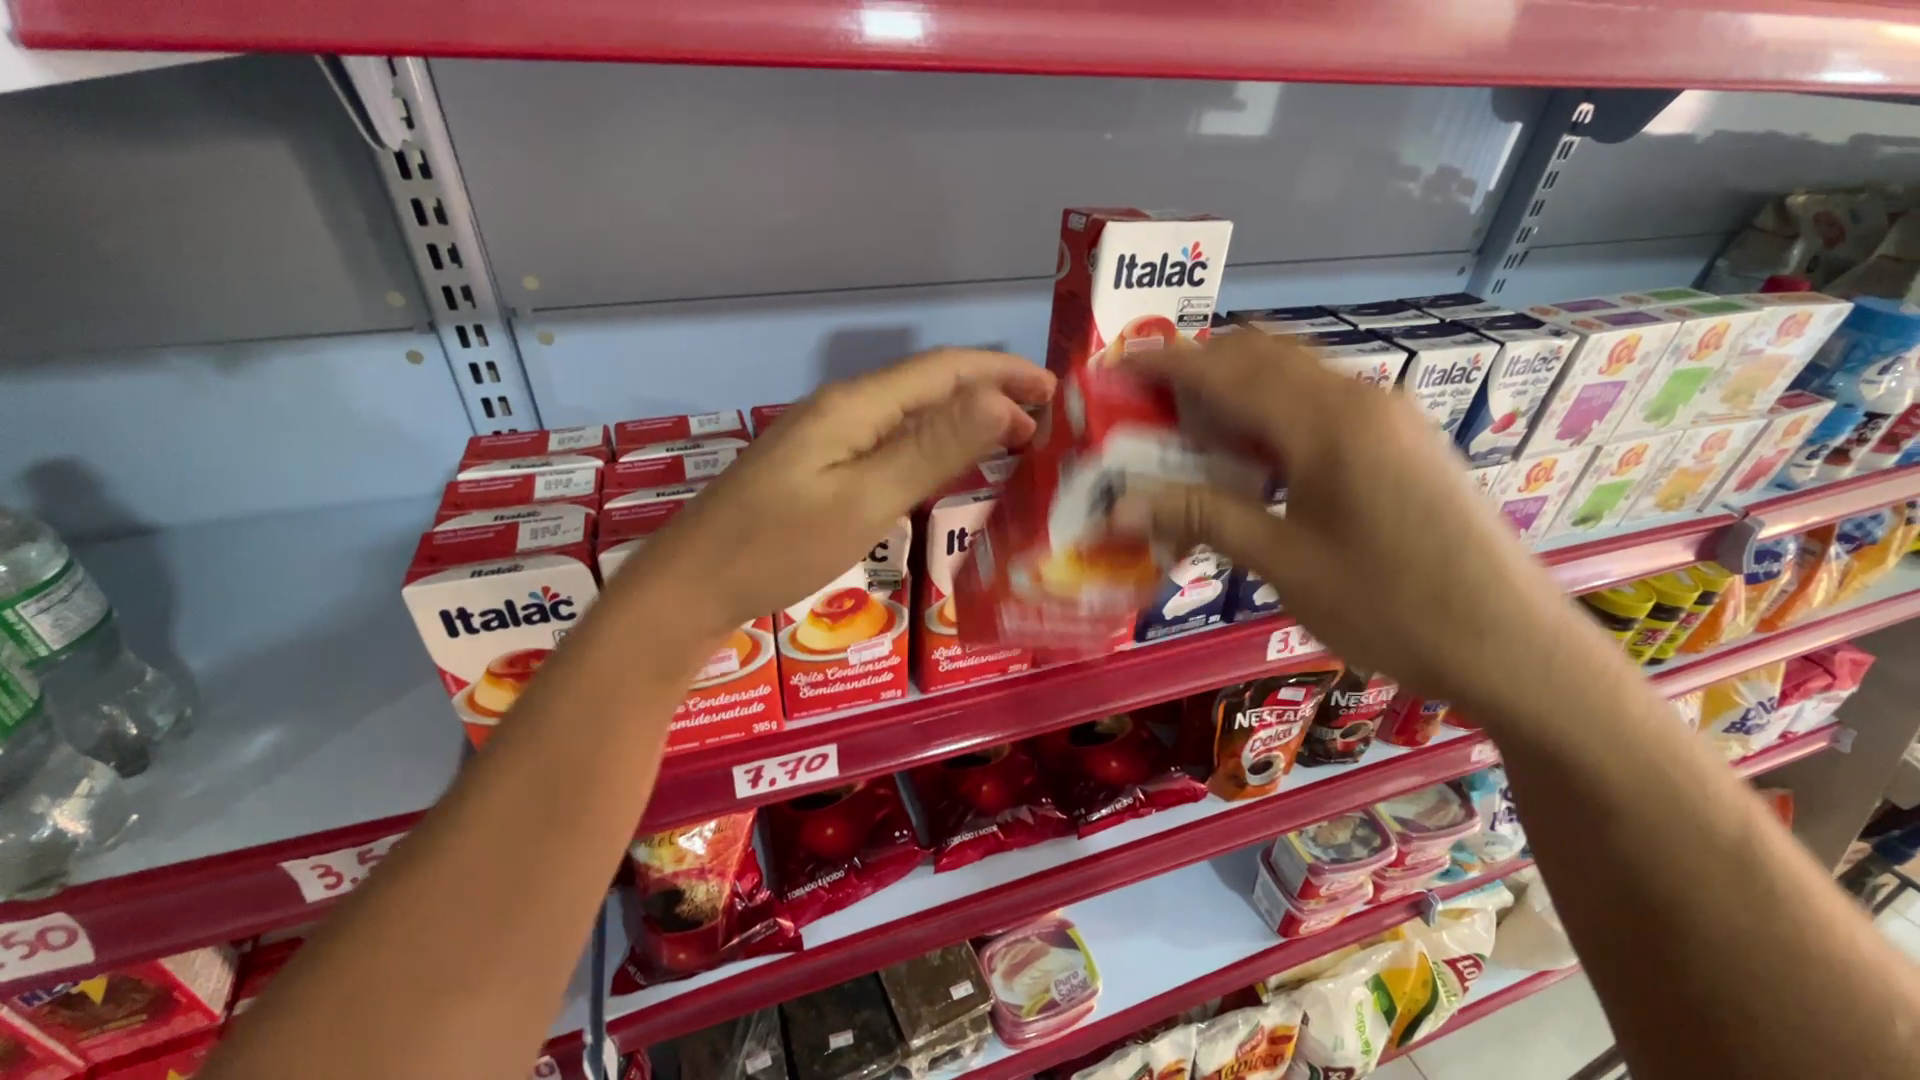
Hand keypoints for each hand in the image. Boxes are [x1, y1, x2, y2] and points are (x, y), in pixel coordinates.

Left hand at [626, 348, 1055, 636]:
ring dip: (964, 424)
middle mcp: (842, 412)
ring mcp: (825, 441)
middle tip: (1046, 428)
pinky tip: (946, 473)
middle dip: (991, 397)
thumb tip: (1000, 401)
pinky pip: (889, 446)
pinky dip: (931, 451)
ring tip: (1013, 446)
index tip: (1057, 391)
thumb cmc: (777, 548)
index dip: (1003, 373)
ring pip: (910, 418)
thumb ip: (932, 449)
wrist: (691, 588)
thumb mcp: (864, 500)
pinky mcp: (817, 471)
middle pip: (929, 388)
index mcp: (855, 407)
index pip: (944, 370)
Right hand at [1112, 332, 1588, 707]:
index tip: (1118, 364)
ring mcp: (1392, 417)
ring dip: (1241, 387)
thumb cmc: (1390, 607)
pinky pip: (1326, 402)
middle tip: (1150, 404)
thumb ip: (1202, 517)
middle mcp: (1361, 400)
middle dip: (1201, 367)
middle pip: (1264, 355)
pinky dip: (1277, 410)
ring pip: (1298, 374)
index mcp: (1328, 422)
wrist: (1511, 645)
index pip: (1229, 370)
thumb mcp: (1284, 564)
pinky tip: (1258, 458)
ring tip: (1193, 430)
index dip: (1168, 363)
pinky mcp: (1407, 442)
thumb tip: (1119, 506)